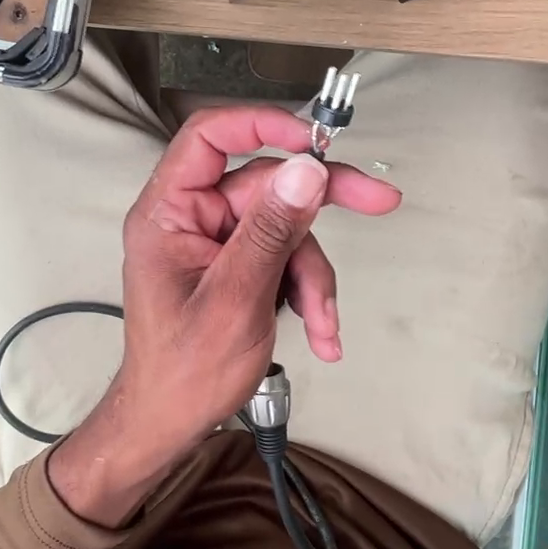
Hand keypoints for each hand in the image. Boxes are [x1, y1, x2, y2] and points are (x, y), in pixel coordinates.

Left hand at [49, 105, 399, 526]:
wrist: (170, 424)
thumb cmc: (185, 371)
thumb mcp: (236, 298)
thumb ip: (271, 231)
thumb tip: (306, 170)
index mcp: (168, 212)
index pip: (209, 137)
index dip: (261, 125)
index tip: (313, 142)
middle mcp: (191, 218)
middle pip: (265, 184)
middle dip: (320, 205)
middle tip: (379, 201)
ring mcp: (216, 243)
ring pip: (285, 228)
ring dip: (312, 276)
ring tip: (322, 324)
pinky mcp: (236, 267)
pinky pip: (282, 260)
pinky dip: (305, 292)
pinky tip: (319, 334)